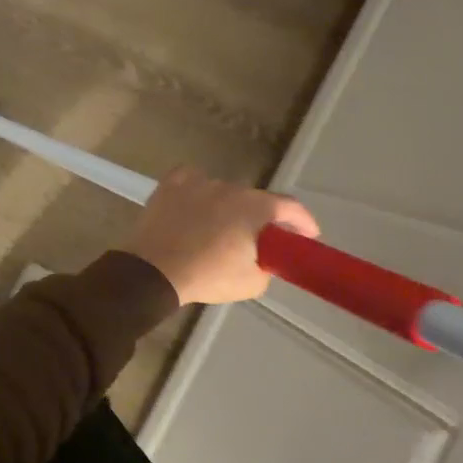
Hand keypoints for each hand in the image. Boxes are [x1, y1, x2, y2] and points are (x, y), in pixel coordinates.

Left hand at [121, 167, 319, 305]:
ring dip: (228, 206)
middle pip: (253, 199)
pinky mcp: (169, 185)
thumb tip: (262, 258)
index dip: (303, 221)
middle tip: (260, 237)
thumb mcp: (253, 281)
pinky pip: (190, 180)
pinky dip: (197, 191)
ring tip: (222, 226)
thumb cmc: (207, 276)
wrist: (154, 270)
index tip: (307, 235)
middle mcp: (227, 187)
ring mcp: (196, 183)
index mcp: (253, 207)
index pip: (289, 207)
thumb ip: (267, 265)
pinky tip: (196, 203)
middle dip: (262, 217)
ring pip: (222, 191)